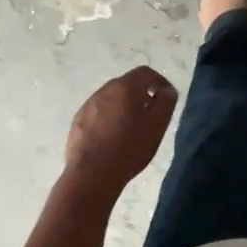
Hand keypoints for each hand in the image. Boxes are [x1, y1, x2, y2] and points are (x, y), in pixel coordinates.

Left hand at [64, 66, 178, 190]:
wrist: (92, 173)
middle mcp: (104, 90)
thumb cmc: (130, 148)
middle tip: (152, 115)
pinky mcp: (78, 121)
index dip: (159, 82)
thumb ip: (165, 103)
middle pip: (127, 85)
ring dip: (124, 108)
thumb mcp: (157, 126)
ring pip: (112, 99)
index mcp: (125, 87)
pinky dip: (110, 119)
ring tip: (133, 129)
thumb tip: (167, 91)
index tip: (167, 97)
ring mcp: (88, 105)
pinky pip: (99, 113)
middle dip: (141, 95)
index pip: (146, 73)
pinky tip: (113, 138)